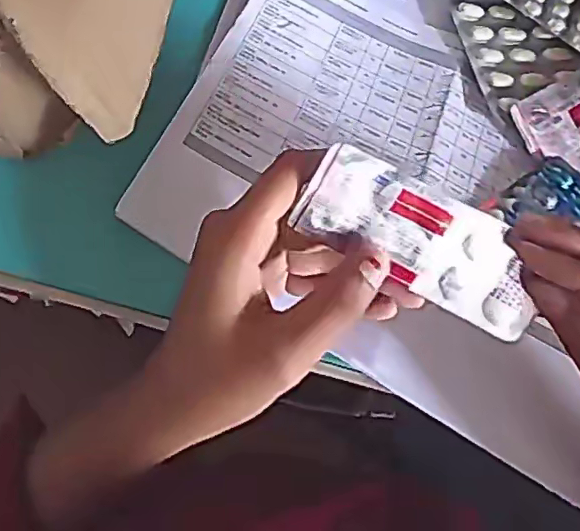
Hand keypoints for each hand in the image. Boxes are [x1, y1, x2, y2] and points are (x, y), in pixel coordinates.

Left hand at [142, 149, 421, 442]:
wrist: (173, 410)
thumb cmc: (216, 382)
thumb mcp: (286, 350)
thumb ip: (337, 303)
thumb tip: (377, 260)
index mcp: (238, 234)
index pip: (291, 174)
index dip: (337, 169)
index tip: (381, 183)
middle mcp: (241, 230)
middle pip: (309, 207)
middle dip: (360, 228)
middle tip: (405, 243)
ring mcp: (247, 249)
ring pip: (311, 237)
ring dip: (353, 260)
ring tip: (402, 284)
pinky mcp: (254, 268)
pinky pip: (301, 261)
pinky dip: (332, 279)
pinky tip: (373, 300)